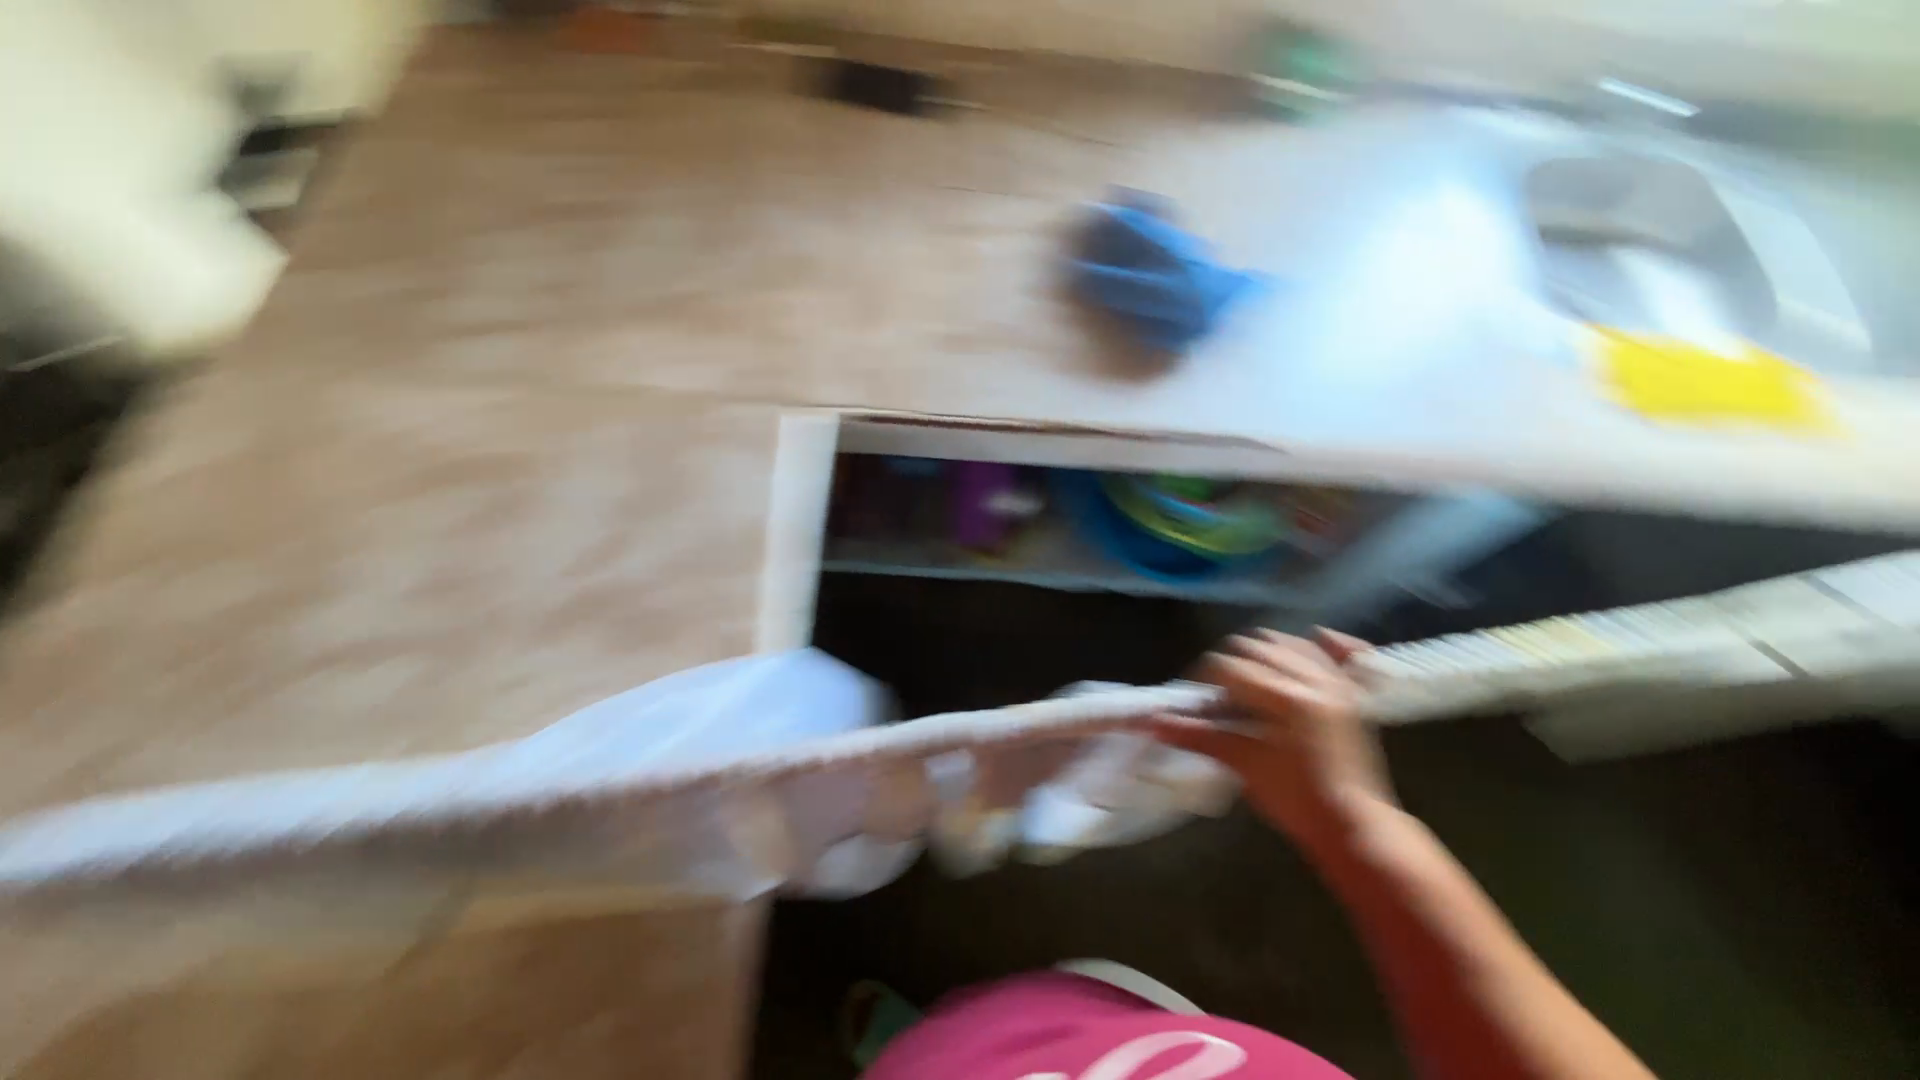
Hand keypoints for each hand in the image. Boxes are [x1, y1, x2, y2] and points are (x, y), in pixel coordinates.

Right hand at [1154, 629, 1395, 850]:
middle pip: (1255, 646)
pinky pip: (1333, 651)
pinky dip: (1315, 644)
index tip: (1192, 700)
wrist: (1351, 826)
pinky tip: (1304, 646)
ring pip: (1288, 642)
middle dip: (1228, 664)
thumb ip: (1198, 736)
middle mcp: (1312, 679)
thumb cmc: (1294, 800)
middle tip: (1217, 695)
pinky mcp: (1349, 692)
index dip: (1202, 678)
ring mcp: (1335, 683)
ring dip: (1261, 652)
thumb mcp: (1243, 765)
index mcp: (1286, 697)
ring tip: (1248, 680)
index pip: (1229, 667)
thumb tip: (1151, 723)